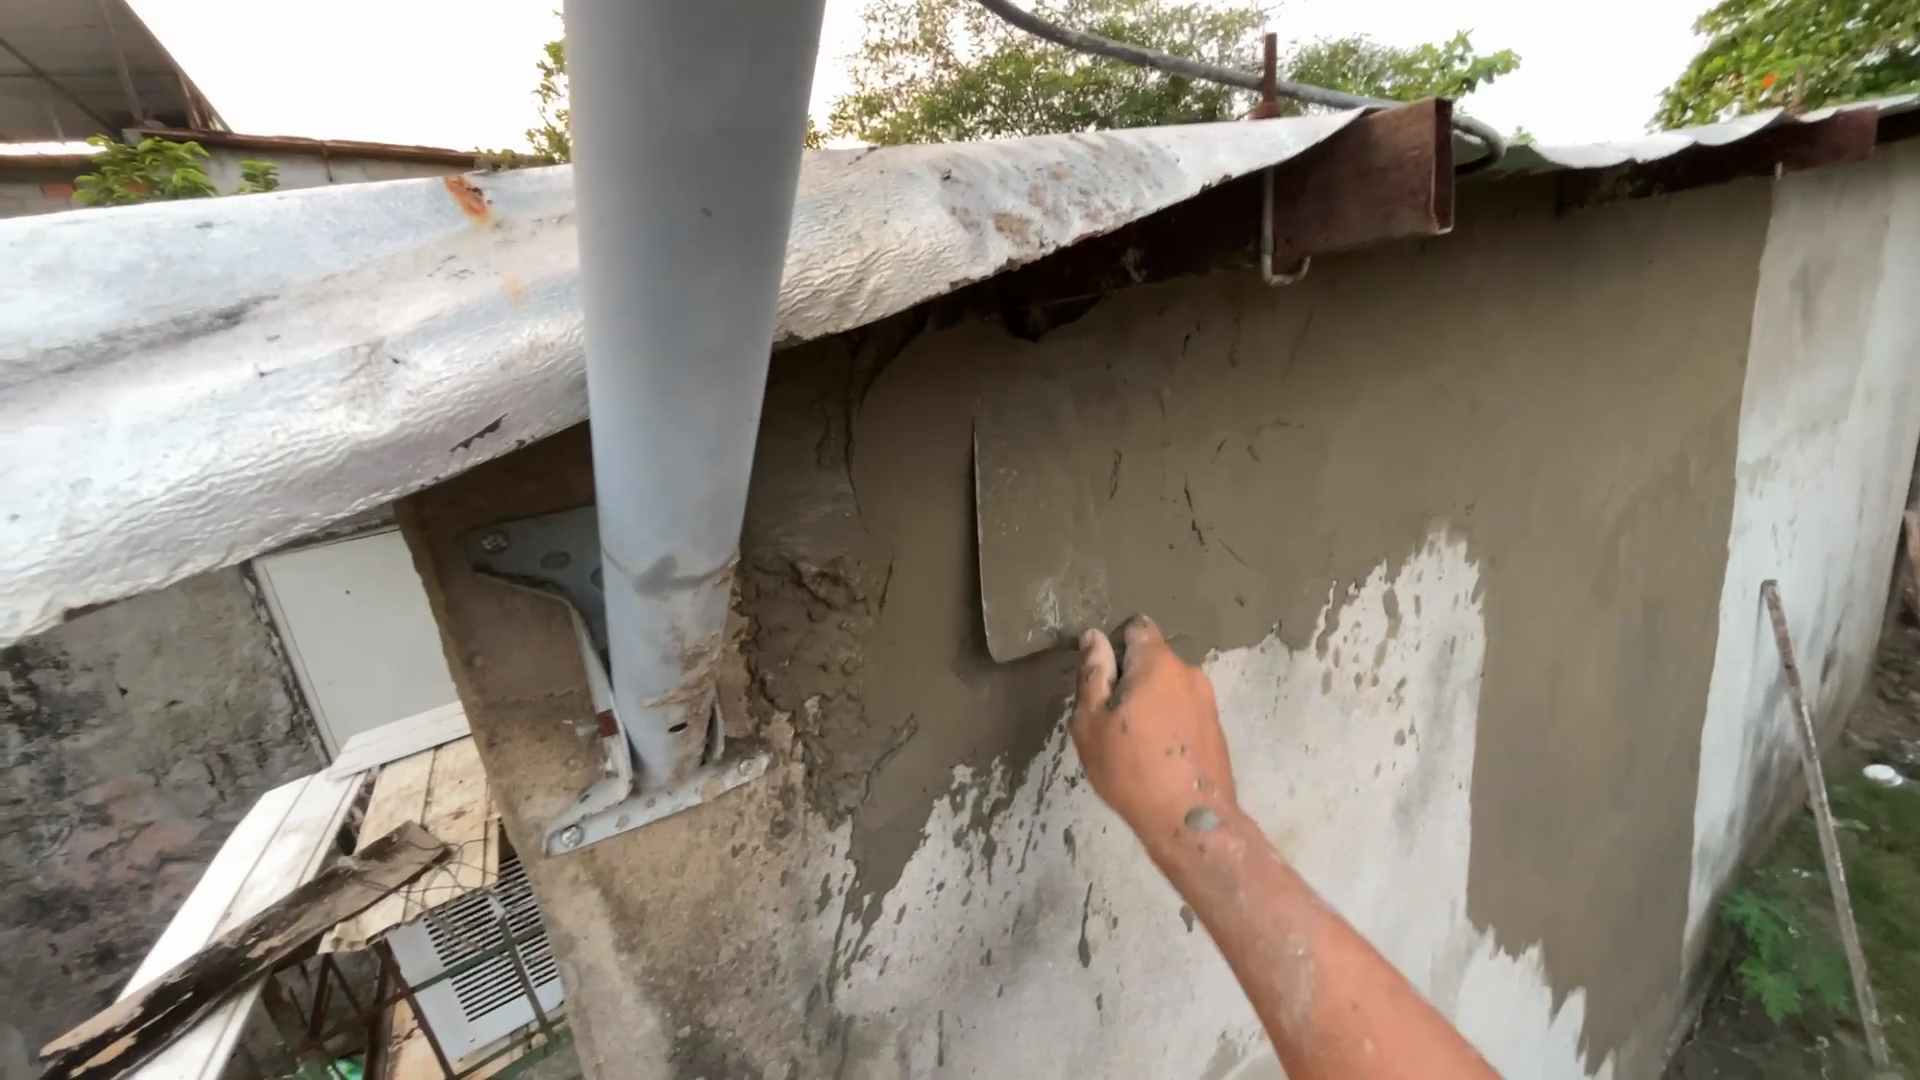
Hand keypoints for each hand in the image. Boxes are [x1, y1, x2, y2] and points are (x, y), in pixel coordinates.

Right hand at [1070, 615, 1236, 856]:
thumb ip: (1093, 673)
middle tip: (1109, 717)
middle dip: (1129, 677)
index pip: (1137, 627)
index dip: (1114, 644)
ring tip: (1132, 741)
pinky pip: (1182, 709)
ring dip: (1149, 701)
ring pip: (1167, 687)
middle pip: (1151, 659)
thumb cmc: (1131, 767)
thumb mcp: (1092, 720)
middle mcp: (1189, 672)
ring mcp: (1207, 701)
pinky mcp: (1215, 728)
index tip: (1101, 677)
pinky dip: (1167, 721)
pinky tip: (1155, 755)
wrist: (1191, 822)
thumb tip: (1093, 637)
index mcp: (1158, 663)